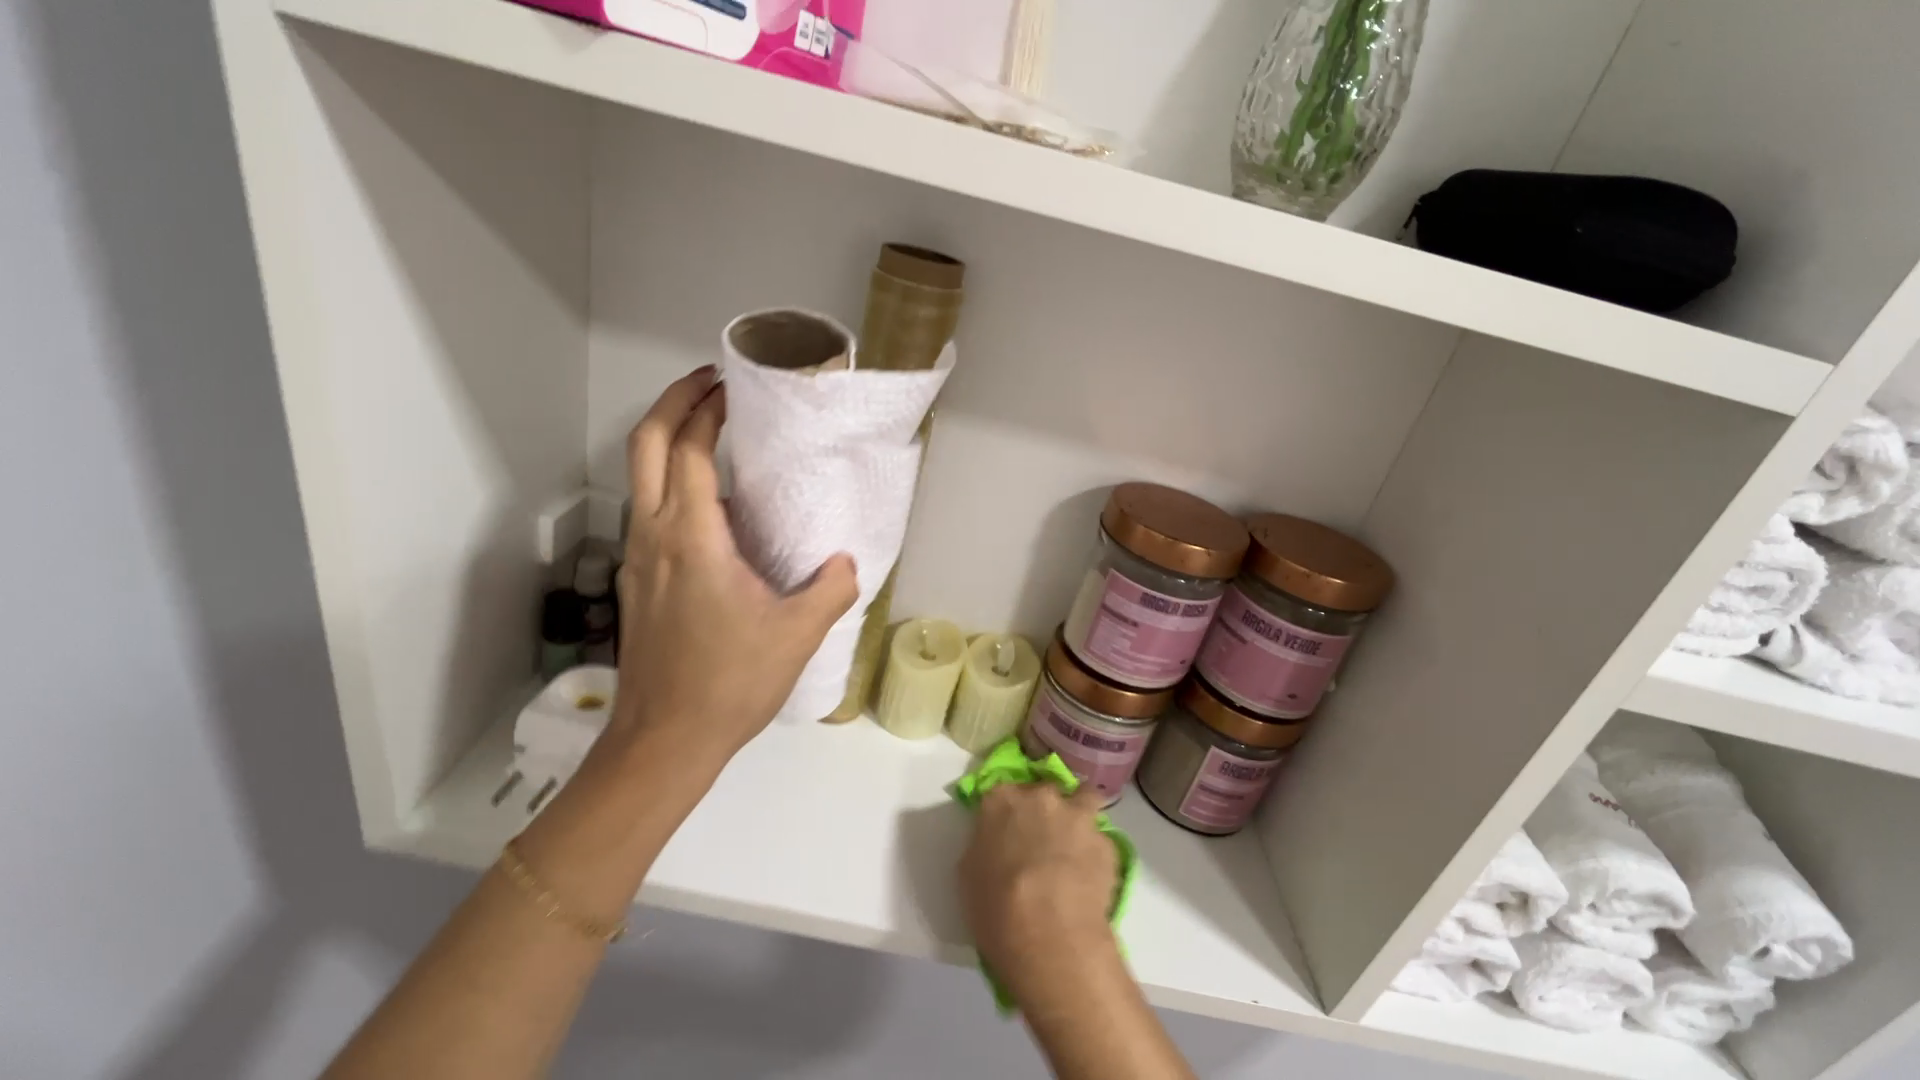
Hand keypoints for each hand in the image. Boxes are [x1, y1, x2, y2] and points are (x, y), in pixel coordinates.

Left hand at [600, 366, 857, 771]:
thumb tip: (845, 565)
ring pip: (640, 478)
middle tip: (709, 385)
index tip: (731, 385)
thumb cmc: (729, 683)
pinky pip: (649, 513)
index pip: (689, 448)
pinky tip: (714, 513)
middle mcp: (653, 535)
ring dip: (670, 443)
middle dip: (673, 402)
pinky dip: (673, 487)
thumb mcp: (797, 635)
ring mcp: (637, 559)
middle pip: (645, 444)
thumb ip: (830, 589)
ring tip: (715, 438)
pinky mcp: (636, 583)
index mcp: (691, 537)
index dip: (706, 407)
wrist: (664, 739)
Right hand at [960, 783, 1119, 988]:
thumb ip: (985, 844)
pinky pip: (1100, 840)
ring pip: (1084, 800)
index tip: (1008, 831)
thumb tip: (999, 843)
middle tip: (1041, 841)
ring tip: (1075, 846)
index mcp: (1001, 801)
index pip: (1002, 792)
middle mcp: (1041, 797)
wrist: (1049, 936)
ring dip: (1078, 815)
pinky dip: (1095, 853)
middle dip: (1044, 810)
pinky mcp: (1106, 842)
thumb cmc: (995, 907)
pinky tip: (1090, 880)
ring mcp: (1077, 816)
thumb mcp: (969, 872)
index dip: (1008, 812)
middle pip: (1044, 791)